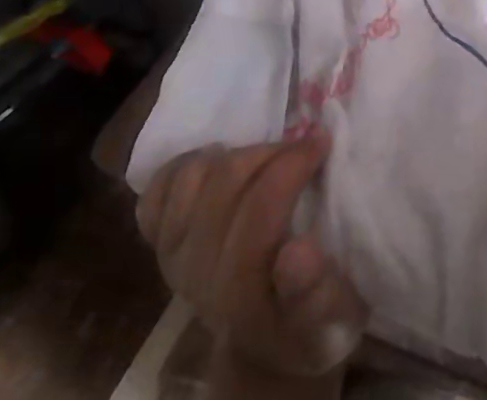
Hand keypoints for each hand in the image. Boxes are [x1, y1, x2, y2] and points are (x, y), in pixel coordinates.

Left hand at [136, 132, 366, 378]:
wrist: (264, 344)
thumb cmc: (309, 322)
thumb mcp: (330, 316)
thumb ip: (315, 291)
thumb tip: (298, 252)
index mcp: (244, 292)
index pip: (260, 210)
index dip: (292, 166)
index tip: (324, 141)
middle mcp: (199, 273)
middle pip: (226, 183)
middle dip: (273, 151)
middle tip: (306, 145)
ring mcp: (173, 256)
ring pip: (193, 177)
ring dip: (237, 153)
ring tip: (270, 156)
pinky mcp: (159, 244)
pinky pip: (157, 190)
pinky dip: (186, 166)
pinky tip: (218, 164)